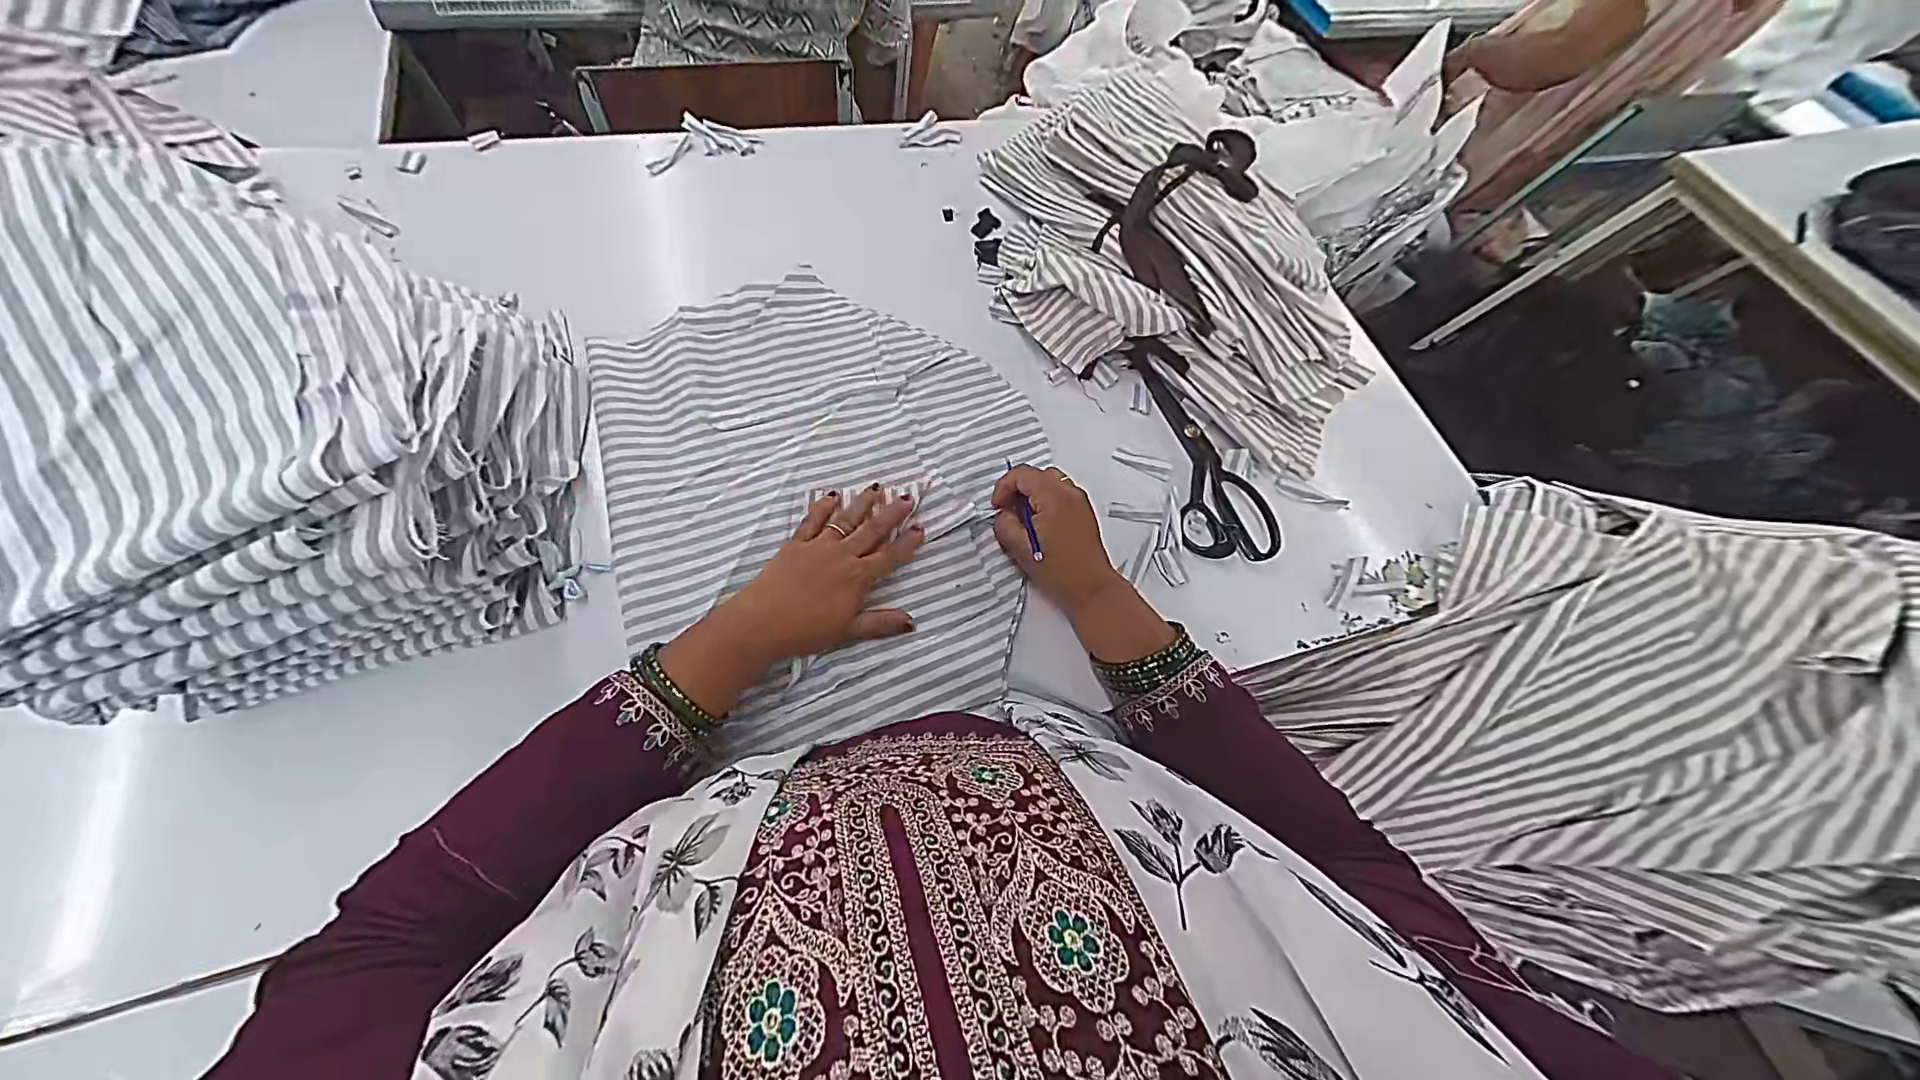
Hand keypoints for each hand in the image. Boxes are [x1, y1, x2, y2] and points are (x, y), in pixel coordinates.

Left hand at [658, 486, 924, 716]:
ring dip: (862, 503)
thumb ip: (880, 623)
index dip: (907, 543)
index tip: (920, 528)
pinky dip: (823, 507)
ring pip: (846, 520)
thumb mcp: (848, 631)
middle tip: (907, 497)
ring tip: (877, 489)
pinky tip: (832, 496)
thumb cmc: (806, 631)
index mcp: (857, 578)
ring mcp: (818, 547)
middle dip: (892, 514)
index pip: (889, 556)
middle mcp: (841, 556)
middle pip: (872, 531)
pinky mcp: (795, 545)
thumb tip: (911, 622)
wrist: (761, 623)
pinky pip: (812, 521)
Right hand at [990, 465, 1174, 663]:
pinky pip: (1060, 495)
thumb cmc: (1061, 572)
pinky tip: (1039, 527)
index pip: (1022, 474)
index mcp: (1053, 496)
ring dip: (1032, 496)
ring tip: (1023, 521)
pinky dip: (1046, 502)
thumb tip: (1002, 516)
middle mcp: (1070, 493)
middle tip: (1008, 512)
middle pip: (1037, 475)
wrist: (1091, 588)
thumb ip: (1004, 525)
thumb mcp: (1020, 548)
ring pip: (1049, 483)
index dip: (1003, 487)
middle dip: (1018, 490)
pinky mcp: (1084, 513)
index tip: (997, 506)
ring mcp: (1080, 502)